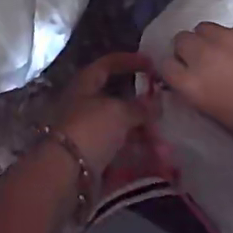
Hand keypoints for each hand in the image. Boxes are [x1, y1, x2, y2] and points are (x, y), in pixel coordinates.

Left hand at [55, 52, 158, 171]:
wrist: (66, 172)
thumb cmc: (90, 130)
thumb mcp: (117, 112)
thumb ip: (139, 106)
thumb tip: (155, 102)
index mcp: (84, 85)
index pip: (106, 65)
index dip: (128, 60)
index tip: (152, 63)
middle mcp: (84, 105)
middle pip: (119, 102)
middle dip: (145, 111)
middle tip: (165, 117)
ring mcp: (89, 131)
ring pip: (124, 129)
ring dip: (146, 138)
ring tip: (166, 152)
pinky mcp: (95, 155)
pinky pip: (122, 151)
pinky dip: (140, 155)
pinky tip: (158, 163)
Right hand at [154, 23, 232, 171]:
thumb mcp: (228, 126)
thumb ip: (205, 101)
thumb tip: (199, 88)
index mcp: (194, 87)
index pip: (164, 66)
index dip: (176, 74)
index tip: (187, 82)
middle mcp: (205, 57)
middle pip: (181, 40)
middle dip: (189, 52)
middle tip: (209, 69)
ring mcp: (232, 39)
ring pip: (204, 29)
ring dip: (209, 42)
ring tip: (230, 58)